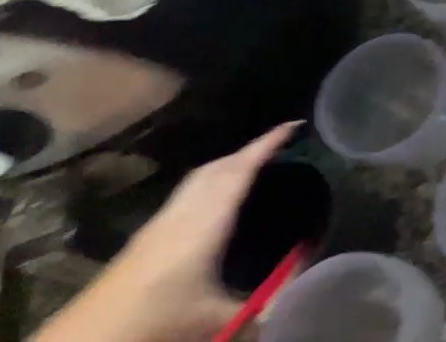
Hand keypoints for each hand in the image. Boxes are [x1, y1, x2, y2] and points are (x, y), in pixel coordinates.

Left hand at [33, 123, 299, 341]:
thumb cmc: (152, 325)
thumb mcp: (215, 321)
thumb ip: (261, 304)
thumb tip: (302, 286)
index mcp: (203, 223)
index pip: (239, 170)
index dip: (267, 144)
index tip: (294, 123)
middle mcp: (180, 215)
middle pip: (215, 168)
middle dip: (249, 150)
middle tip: (281, 146)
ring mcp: (156, 226)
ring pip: (197, 180)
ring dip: (227, 166)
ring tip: (255, 168)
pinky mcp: (143, 241)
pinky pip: (185, 196)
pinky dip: (210, 185)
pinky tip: (217, 206)